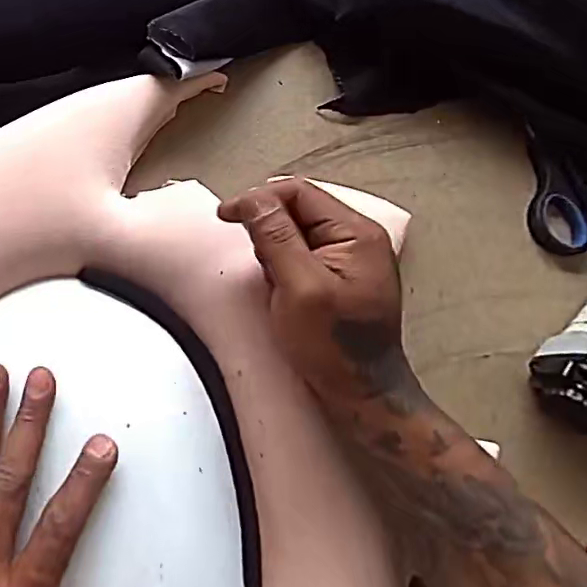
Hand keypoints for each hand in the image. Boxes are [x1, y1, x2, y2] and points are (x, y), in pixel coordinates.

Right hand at [218, 177, 415, 400]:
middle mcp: (357, 238)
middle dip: (266, 227)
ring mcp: (348, 257)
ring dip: (271, 246)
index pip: (298, 192)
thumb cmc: (334, 347)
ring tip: (271, 280)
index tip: (225, 216)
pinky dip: (279, 262)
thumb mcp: (299, 288)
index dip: (257, 199)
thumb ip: (276, 237)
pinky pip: (298, 251)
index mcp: (357, 233)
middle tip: (255, 260)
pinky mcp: (336, 274)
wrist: (360, 395)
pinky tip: (278, 286)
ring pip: (293, 229)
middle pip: (296, 207)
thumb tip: (252, 198)